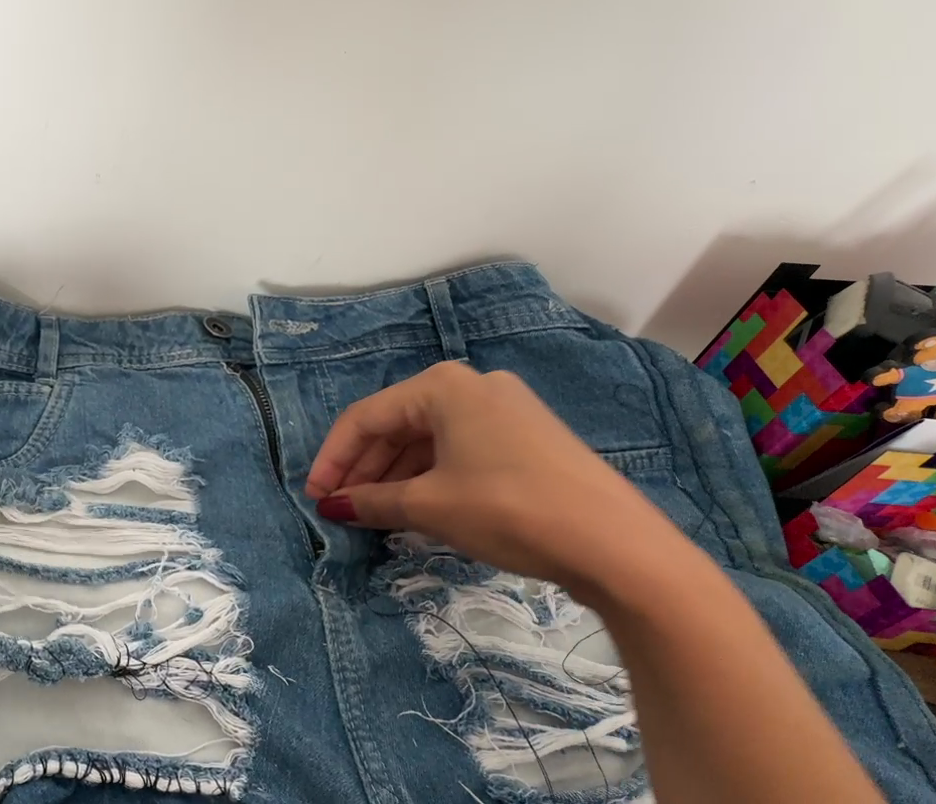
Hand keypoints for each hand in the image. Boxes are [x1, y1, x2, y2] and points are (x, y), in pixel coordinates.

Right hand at [303, 360, 682, 596]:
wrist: (620, 548)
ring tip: (374, 513)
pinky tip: (418, 507)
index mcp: (442, 385)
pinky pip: (460, 450)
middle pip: (397, 425)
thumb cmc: (509, 509)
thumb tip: (331, 506)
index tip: (315, 496)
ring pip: (429, 440)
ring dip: (395, 475)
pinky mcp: (529, 439)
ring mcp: (505, 410)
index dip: (334, 459)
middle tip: (341, 507)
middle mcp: (472, 385)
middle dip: (365, 468)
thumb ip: (372, 501)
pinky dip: (431, 476)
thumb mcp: (430, 506)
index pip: (366, 418)